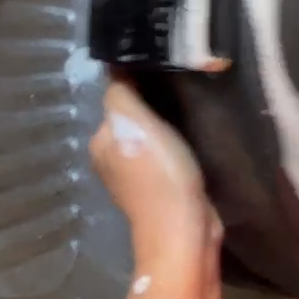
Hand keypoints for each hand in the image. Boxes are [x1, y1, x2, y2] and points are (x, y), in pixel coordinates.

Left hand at [89, 80, 221, 285]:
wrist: (184, 232)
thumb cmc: (160, 174)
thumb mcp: (135, 124)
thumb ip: (121, 94)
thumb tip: (117, 66)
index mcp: (102, 141)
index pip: (117, 96)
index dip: (141, 79)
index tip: (169, 66)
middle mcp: (113, 156)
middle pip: (135, 115)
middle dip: (157, 100)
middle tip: (188, 83)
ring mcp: (139, 175)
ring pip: (153, 133)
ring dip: (170, 121)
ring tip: (196, 105)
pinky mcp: (164, 186)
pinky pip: (169, 152)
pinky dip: (180, 142)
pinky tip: (197, 134)